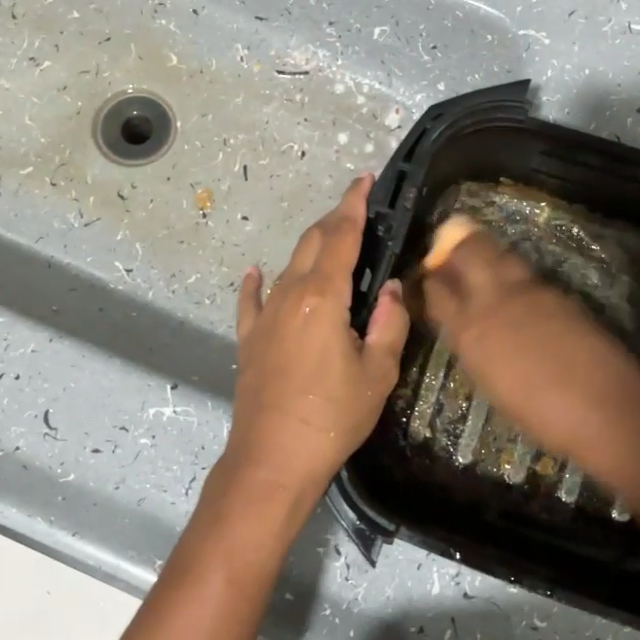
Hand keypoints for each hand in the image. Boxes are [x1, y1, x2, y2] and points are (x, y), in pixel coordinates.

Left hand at [228, 174, 410, 493]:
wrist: (273, 458)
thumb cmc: (332, 418)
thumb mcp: (377, 373)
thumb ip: (389, 323)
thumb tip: (390, 287)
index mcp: (322, 297)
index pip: (341, 237)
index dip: (353, 205)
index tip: (364, 180)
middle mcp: (289, 295)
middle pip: (312, 243)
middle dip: (335, 220)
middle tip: (357, 208)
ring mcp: (264, 317)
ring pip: (288, 267)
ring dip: (311, 248)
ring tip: (331, 240)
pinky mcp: (250, 340)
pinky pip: (252, 301)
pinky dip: (257, 282)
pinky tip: (257, 272)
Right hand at [421, 217, 639, 472]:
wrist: (606, 407)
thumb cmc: (543, 416)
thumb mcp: (492, 385)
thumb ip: (476, 350)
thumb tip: (470, 331)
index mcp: (469, 333)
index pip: (436, 292)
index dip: (429, 283)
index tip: (428, 279)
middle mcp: (494, 300)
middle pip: (467, 251)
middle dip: (454, 245)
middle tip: (450, 252)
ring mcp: (529, 291)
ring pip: (498, 252)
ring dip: (485, 251)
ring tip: (480, 258)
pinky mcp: (558, 291)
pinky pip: (525, 272)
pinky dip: (513, 272)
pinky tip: (515, 288)